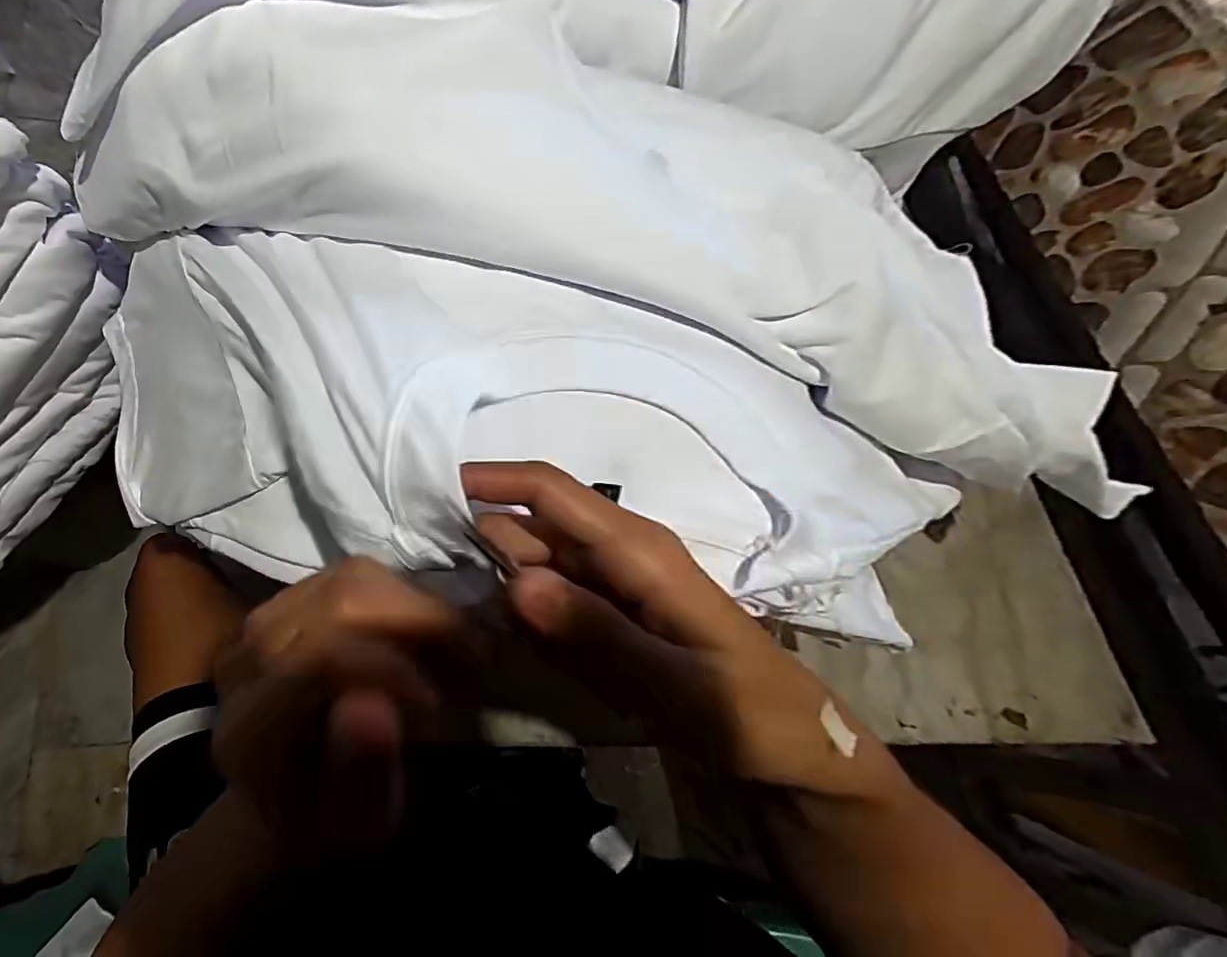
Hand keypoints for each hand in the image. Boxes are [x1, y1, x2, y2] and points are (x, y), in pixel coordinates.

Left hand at [212, 558, 464, 855]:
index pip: (320, 659)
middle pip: (334, 605)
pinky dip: (396, 591)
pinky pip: (346, 574)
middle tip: (467, 656)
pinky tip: (418, 623)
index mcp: (250, 730)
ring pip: (345, 579)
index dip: (390, 665)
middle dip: (413, 621)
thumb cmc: (333, 823)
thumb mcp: (358, 826)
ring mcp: (256, 627)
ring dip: (411, 602)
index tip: (441, 698)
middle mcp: (242, 666)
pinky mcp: (282, 602)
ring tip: (448, 639)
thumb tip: (371, 705)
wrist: (296, 798)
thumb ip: (362, 776)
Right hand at [464, 461, 907, 800]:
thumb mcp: (675, 683)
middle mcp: (619, 549)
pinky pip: (552, 595)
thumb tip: (515, 581)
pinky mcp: (610, 606)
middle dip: (487, 544)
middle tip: (446, 589)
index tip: (434, 488)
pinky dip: (527, 612)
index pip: (552, 490)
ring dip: (503, 582)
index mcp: (637, 546)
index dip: (494, 479)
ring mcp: (613, 579)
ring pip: (537, 559)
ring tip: (476, 624)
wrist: (792, 747)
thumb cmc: (745, 710)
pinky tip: (518, 645)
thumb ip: (595, 633)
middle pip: (535, 524)